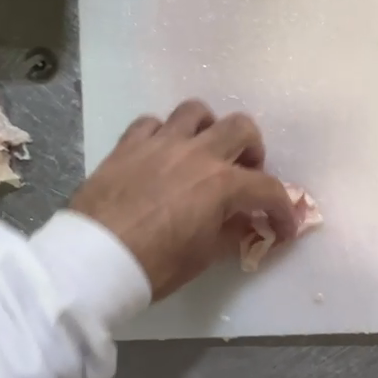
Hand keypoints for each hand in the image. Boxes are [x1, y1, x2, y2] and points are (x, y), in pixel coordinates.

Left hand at [71, 100, 293, 299]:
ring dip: (209, 129)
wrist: (94, 260)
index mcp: (222, 184)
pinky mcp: (128, 144)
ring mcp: (161, 143)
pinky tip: (162, 155)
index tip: (281, 228)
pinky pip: (152, 123)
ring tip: (204, 153)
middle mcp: (197, 153)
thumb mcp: (203, 257)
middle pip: (241, 128)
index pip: (268, 189)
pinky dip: (164, 134)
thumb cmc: (155, 265)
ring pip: (197, 112)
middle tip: (245, 175)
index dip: (283, 210)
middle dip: (253, 151)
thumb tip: (245, 223)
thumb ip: (231, 233)